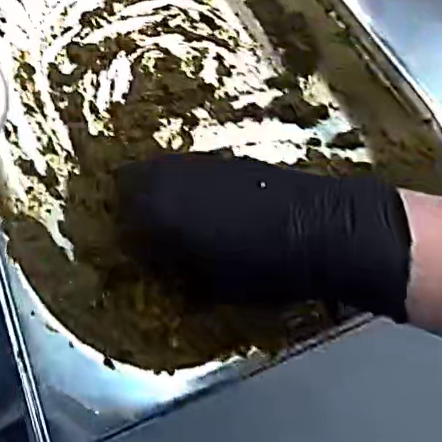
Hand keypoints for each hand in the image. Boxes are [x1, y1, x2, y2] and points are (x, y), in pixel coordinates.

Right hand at [115, 153, 413, 319]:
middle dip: (126, 202)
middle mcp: (173, 179)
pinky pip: (183, 167)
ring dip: (151, 187)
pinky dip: (177, 181)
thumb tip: (159, 265)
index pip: (124, 219)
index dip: (121, 235)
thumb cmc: (267, 270)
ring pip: (157, 169)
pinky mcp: (222, 156)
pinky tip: (193, 200)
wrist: (320, 227)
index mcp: (165, 214)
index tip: (125, 248)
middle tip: (131, 222)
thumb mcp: (213, 285)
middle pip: (130, 182)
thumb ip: (177, 271)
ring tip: (157, 209)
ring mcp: (198, 163)